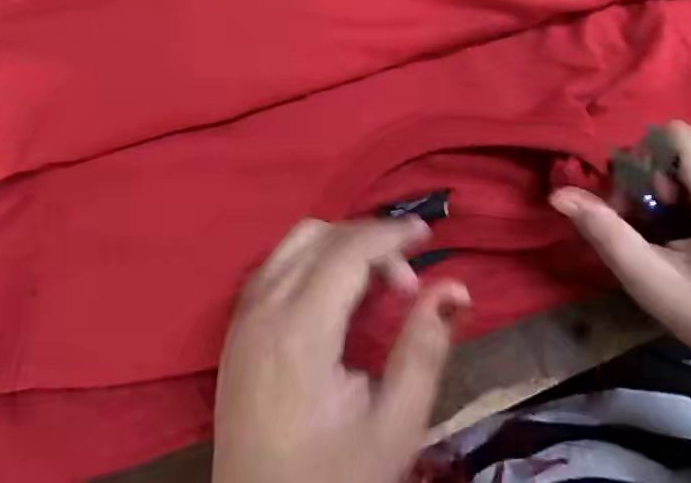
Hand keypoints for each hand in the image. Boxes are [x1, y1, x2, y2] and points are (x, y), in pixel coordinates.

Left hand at [213, 218, 469, 482]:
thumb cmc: (335, 479)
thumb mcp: (395, 426)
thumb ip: (425, 349)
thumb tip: (455, 288)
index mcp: (299, 333)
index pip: (348, 251)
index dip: (391, 233)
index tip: (428, 235)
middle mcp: (263, 313)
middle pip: (319, 237)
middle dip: (369, 240)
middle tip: (407, 280)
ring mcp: (242, 321)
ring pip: (293, 244)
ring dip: (339, 244)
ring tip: (377, 281)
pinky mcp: (235, 334)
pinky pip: (274, 267)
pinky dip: (311, 259)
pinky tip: (337, 292)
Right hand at [550, 122, 690, 381]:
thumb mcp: (653, 282)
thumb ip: (606, 232)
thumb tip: (558, 194)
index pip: (673, 136)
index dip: (641, 163)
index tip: (634, 207)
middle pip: (678, 147)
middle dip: (648, 180)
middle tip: (642, 226)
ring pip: (687, 159)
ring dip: (662, 189)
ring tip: (662, 233)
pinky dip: (681, 194)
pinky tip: (682, 232)